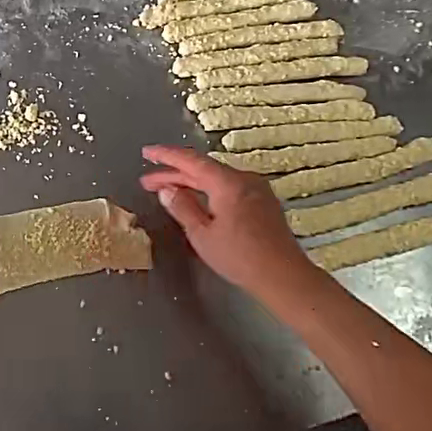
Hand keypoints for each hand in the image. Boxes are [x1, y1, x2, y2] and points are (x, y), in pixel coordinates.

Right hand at [139, 144, 318, 294]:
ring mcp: (256, 190)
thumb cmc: (240, 257)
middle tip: (147, 181)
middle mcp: (244, 179)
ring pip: (215, 179)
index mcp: (227, 182)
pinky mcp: (262, 202)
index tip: (146, 152)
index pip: (190, 160)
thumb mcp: (202, 234)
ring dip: (189, 183)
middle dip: (173, 174)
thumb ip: (182, 208)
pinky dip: (207, 191)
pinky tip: (195, 200)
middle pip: (203, 169)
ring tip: (166, 190)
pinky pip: (228, 188)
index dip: (166, 155)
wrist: (285, 278)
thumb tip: (166, 190)